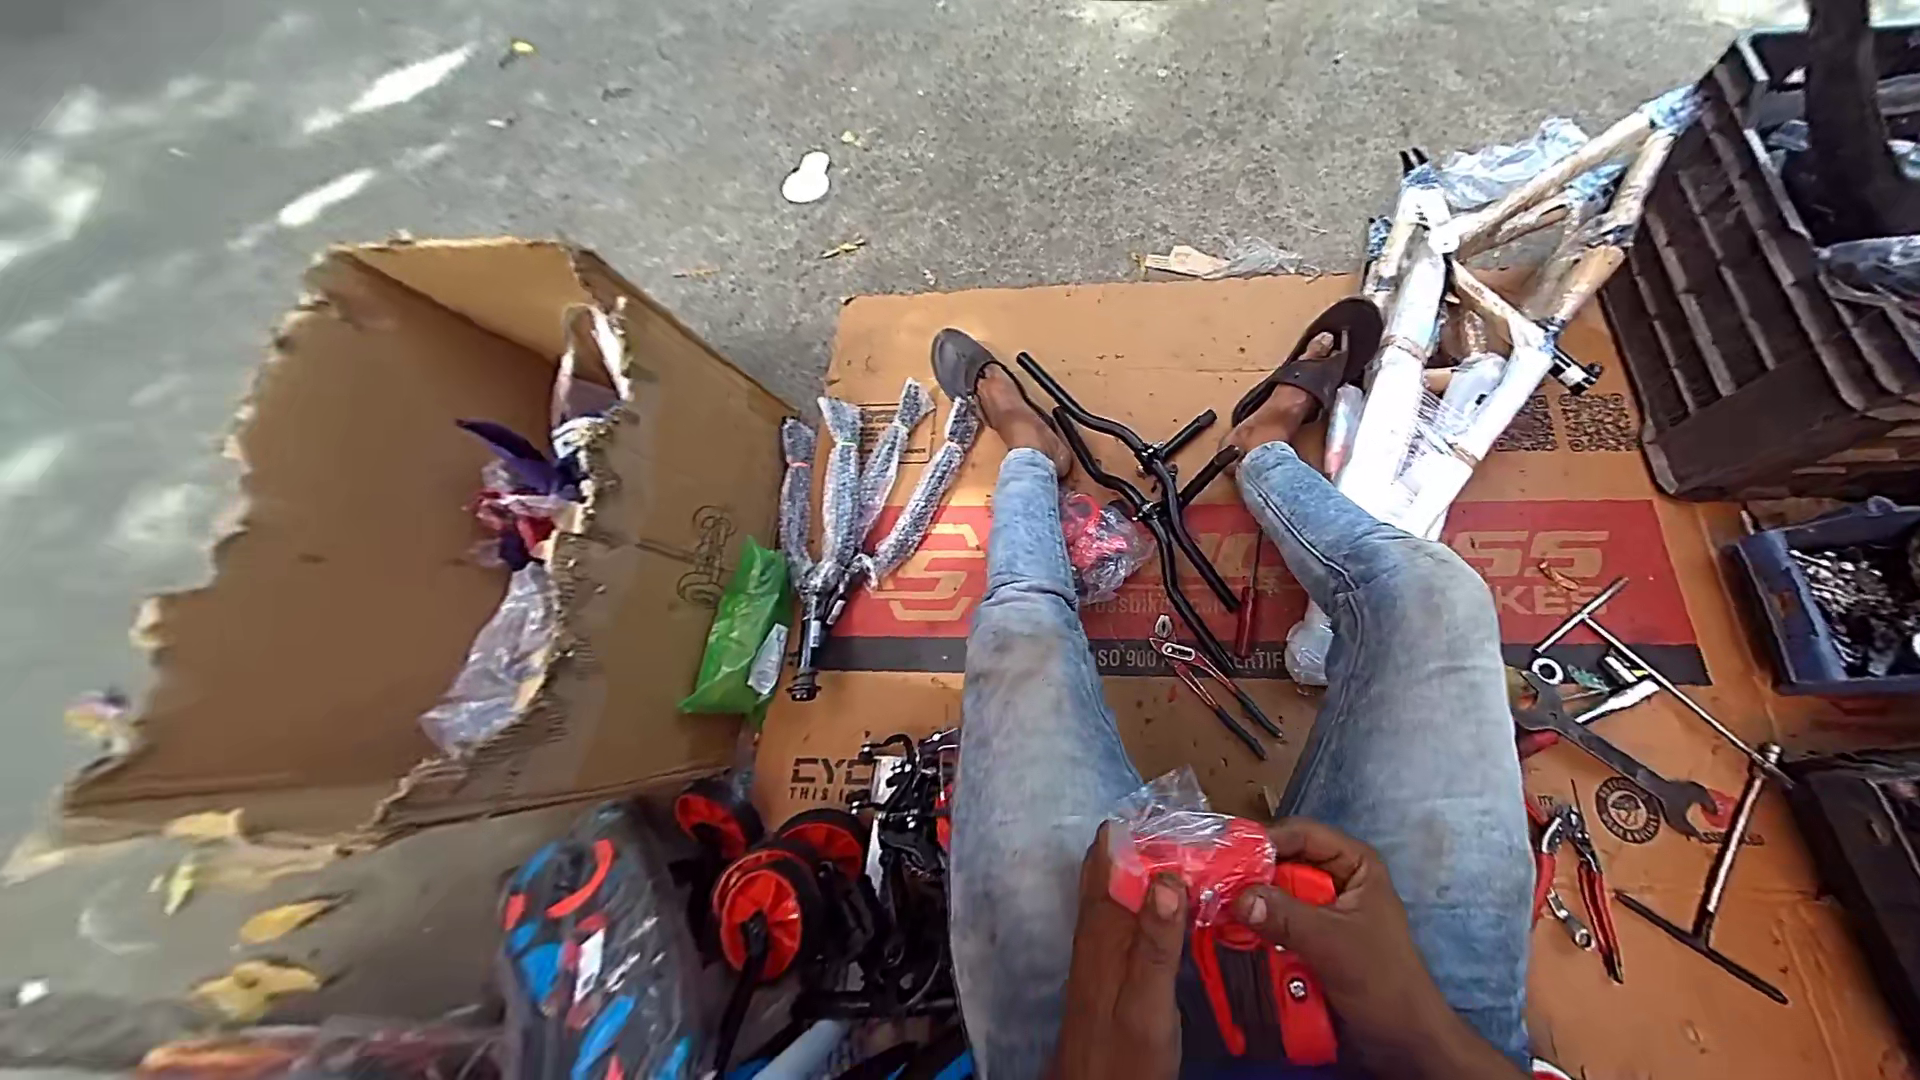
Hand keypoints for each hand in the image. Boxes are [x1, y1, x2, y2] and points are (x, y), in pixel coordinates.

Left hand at [1048, 823, 1185, 1079]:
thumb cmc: (1123, 1048)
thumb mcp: (1148, 997)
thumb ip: (1157, 939)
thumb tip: (1170, 875)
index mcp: (1104, 915)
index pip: (1111, 847)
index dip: (1140, 824)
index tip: (1180, 812)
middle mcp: (1098, 915)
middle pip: (1115, 858)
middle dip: (1149, 839)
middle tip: (1196, 831)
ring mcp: (1102, 934)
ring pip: (1122, 880)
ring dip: (1150, 863)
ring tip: (1194, 856)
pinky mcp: (1112, 955)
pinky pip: (1129, 906)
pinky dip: (1151, 892)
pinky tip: (1178, 902)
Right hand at [1231, 819, 1523, 1078]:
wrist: (1407, 1047)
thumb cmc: (1383, 985)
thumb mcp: (1333, 945)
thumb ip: (1286, 917)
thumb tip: (1238, 897)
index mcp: (1353, 862)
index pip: (1300, 833)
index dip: (1264, 840)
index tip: (1230, 854)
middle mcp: (1334, 873)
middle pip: (1282, 857)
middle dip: (1251, 872)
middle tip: (1217, 881)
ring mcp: (1321, 902)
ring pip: (1274, 886)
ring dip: (1250, 898)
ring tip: (1220, 904)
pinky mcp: (1309, 928)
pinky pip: (1274, 912)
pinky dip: (1256, 919)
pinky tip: (1234, 926)